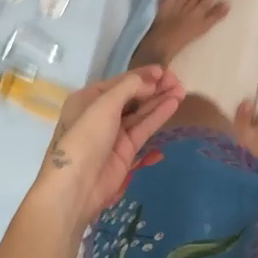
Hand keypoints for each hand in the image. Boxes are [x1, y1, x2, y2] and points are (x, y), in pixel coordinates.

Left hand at [30, 66, 184, 227]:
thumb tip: (151, 82)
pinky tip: (173, 105)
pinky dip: (158, 116)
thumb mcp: (103, 105)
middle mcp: (100, 114)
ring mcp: (113, 134)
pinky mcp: (125, 151)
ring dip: (159, 101)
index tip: (163, 71)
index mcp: (87, 99)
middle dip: (153, 88)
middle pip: (131, 96)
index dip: (141, 75)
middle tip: (177, 80)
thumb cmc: (85, 138)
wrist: (76, 186)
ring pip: (140, 113)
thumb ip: (129, 88)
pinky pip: (144, 129)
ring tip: (181, 90)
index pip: (119, 82)